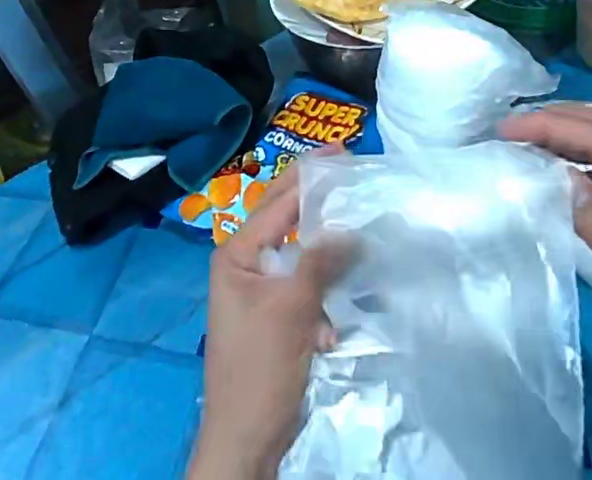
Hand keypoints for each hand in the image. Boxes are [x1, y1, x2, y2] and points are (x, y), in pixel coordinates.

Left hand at [187, 166, 350, 479]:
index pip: (277, 203)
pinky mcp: (275, 310)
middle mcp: (244, 262)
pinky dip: (323, 282)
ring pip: (298, 249)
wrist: (246, 439)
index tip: (341, 153)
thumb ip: (321, 261)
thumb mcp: (292, 310)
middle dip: (313, 194)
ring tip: (355, 218)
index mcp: (237, 254)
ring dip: (324, 242)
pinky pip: (304, 279)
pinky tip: (338, 299)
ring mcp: (259, 287)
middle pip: (283, 217)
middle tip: (346, 164)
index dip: (308, 175)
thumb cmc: (260, 368)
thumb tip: (352, 226)